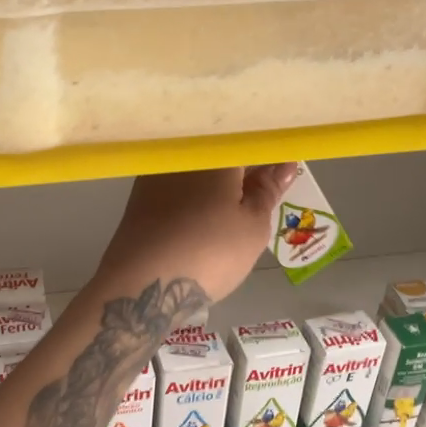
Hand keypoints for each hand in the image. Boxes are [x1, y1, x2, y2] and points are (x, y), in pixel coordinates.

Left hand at [93, 166, 298, 309]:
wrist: (142, 286)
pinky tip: (205, 215)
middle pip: (220, 151)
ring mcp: (156, 174)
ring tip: (238, 207)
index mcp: (215, 152)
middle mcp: (182, 153)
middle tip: (266, 190)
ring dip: (219, 182)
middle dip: (244, 167)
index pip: (249, 140)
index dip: (270, 153)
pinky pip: (177, 185)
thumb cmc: (209, 252)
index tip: (286, 168)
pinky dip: (195, 195)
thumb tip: (283, 167)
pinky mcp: (139, 197)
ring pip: (197, 168)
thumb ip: (268, 191)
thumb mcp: (253, 226)